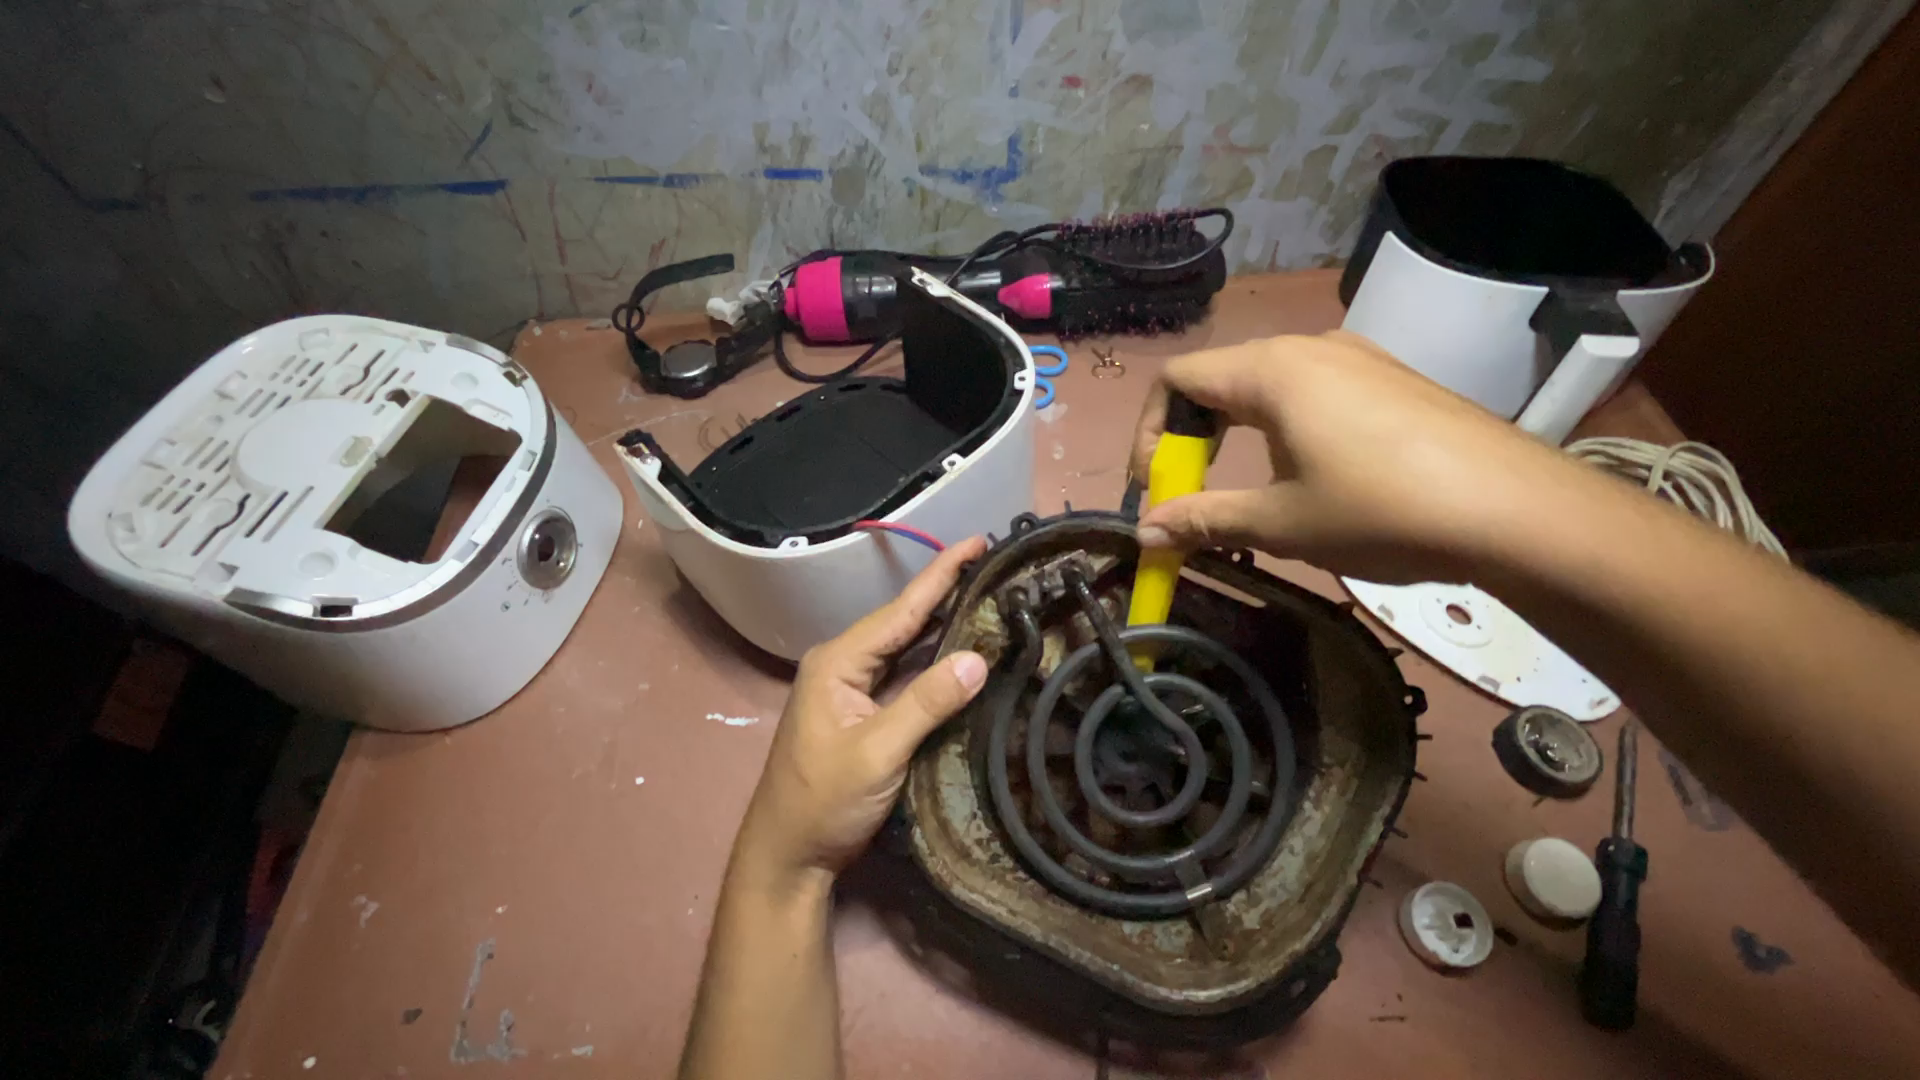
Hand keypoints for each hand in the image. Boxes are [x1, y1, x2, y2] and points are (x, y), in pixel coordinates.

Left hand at [730, 535, 990, 892]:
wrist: (788, 856)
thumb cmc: (822, 802)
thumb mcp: (877, 752)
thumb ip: (925, 704)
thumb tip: (977, 659)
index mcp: (838, 661)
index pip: (900, 610)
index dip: (941, 575)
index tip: (978, 541)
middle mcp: (844, 664)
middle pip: (903, 621)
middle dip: (946, 592)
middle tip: (993, 565)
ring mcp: (853, 689)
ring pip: (906, 648)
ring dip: (943, 625)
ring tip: (988, 598)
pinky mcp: (864, 713)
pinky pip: (905, 676)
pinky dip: (935, 662)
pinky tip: (963, 653)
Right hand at [1129, 330, 1584, 582]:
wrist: (1517, 510)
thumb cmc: (1380, 510)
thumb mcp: (1278, 524)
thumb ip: (1203, 519)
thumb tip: (1145, 530)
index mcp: (1270, 371)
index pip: (1176, 380)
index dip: (1148, 434)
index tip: (1155, 490)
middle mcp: (1308, 347)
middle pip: (1217, 380)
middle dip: (1188, 439)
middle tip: (1189, 496)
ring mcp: (1356, 358)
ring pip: (1264, 387)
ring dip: (1234, 438)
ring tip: (1246, 494)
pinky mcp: (1390, 379)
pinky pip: (1309, 392)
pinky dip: (1280, 430)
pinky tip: (1308, 476)